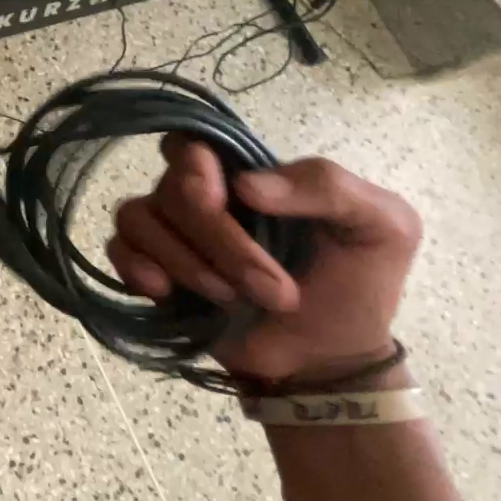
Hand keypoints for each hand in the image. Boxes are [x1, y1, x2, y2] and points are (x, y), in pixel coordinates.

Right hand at [107, 137, 421, 382]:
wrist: (329, 360)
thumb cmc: (355, 285)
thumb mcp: (384, 226)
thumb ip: (328, 187)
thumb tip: (245, 185)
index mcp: (241, 174)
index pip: (190, 140)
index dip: (193, 163)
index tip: (222, 198)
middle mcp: (193, 195)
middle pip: (171, 189)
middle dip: (219, 240)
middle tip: (273, 288)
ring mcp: (166, 232)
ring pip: (141, 220)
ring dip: (189, 264)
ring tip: (235, 301)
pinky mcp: (147, 268)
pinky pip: (117, 250)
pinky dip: (137, 268)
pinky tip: (167, 293)